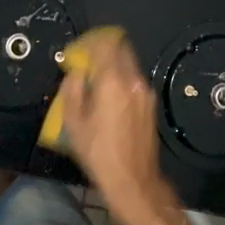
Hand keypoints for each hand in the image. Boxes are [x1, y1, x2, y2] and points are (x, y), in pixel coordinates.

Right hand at [56, 32, 169, 218]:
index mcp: (112, 81)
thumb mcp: (74, 123)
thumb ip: (72, 89)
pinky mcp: (151, 103)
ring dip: (113, 65)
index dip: (89, 43)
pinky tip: (110, 98)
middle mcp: (133, 80)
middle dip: (103, 50)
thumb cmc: (99, 153)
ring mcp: (145, 91)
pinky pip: (134, 80)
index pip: (104, 44)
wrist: (134, 181)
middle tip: (87, 63)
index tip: (77, 52)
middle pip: (120, 48)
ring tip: (96, 83)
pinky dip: (122, 80)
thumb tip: (76, 71)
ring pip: (129, 64)